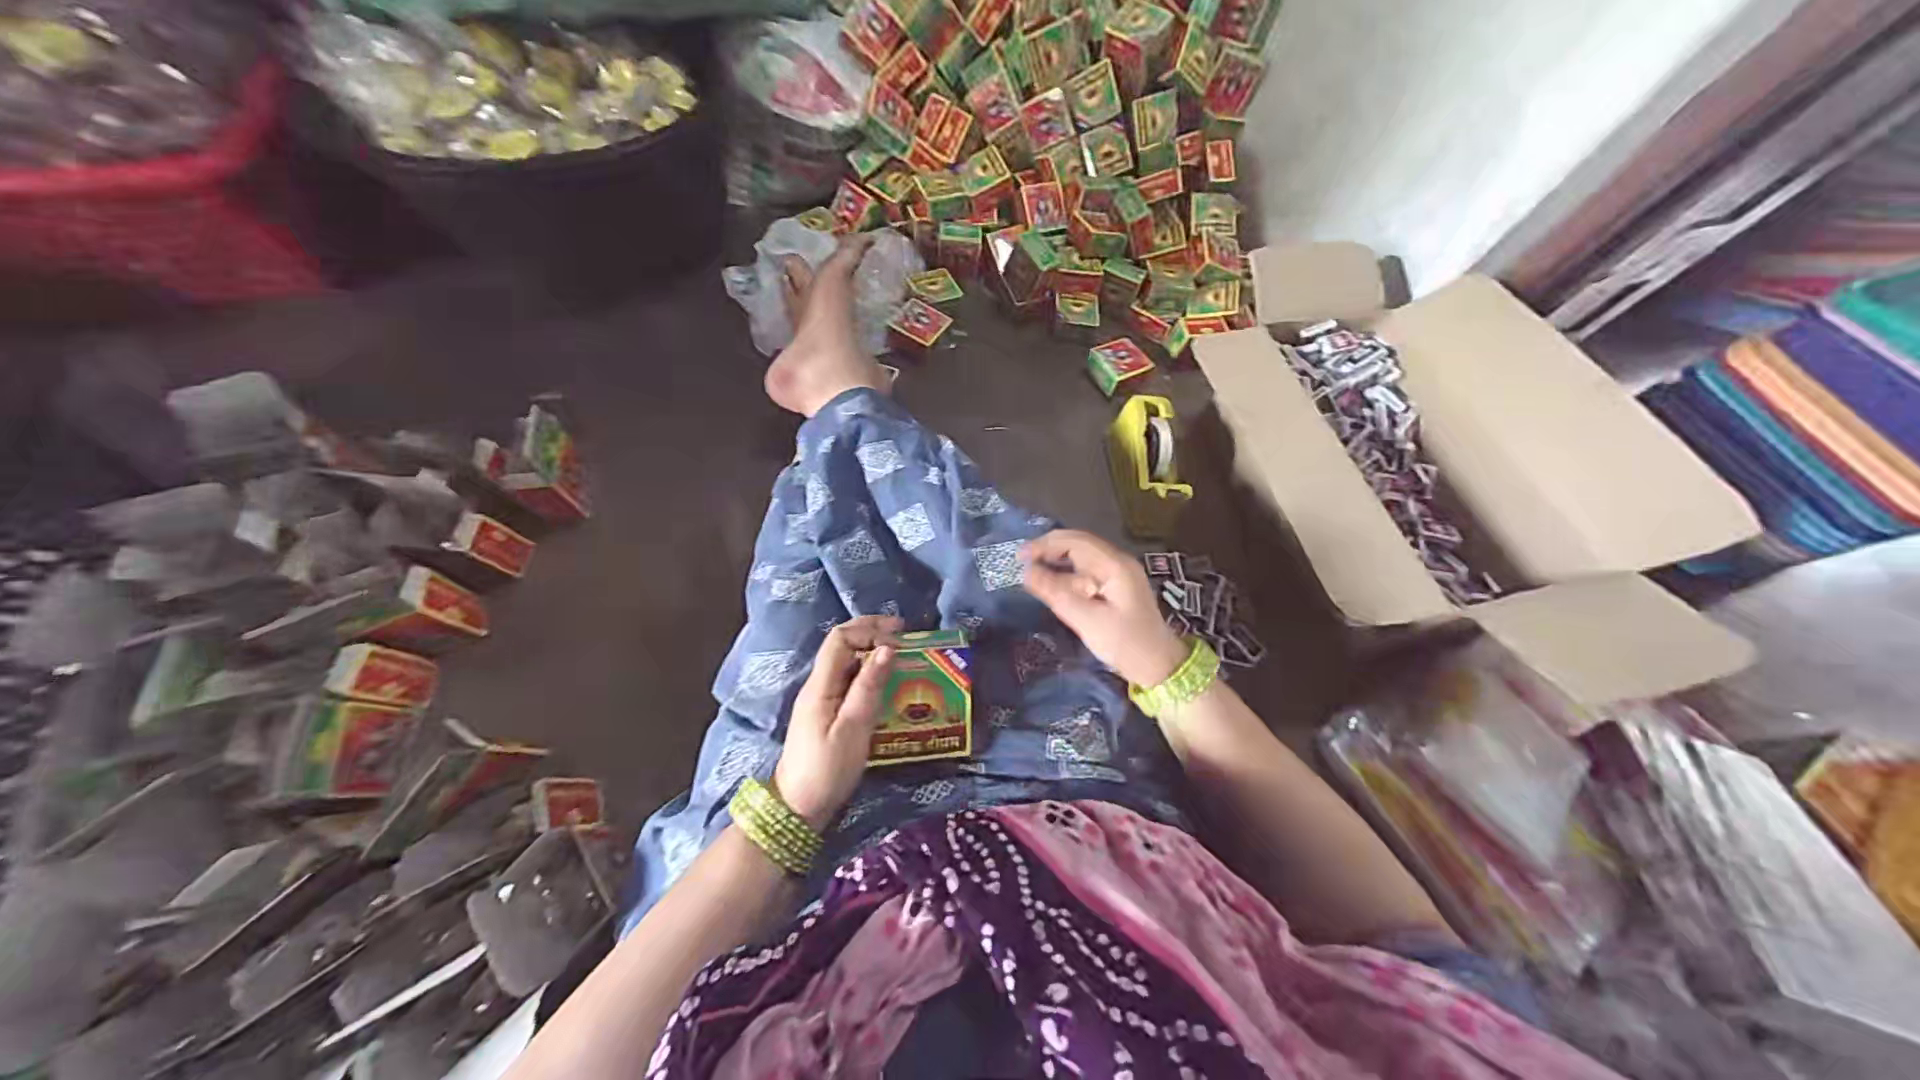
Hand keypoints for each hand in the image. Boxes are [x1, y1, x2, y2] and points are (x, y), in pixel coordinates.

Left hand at [772, 615, 901, 829]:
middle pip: (842, 645)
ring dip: (873, 654)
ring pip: (847, 663)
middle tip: (905, 638)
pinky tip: (888, 684)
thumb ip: (869, 687)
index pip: (840, 639)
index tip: (900, 634)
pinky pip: (849, 682)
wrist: (797, 808)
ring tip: (903, 658)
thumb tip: (887, 649)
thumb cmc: (827, 770)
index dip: (869, 629)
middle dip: (872, 634)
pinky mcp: (827, 713)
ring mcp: (821, 699)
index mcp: (820, 685)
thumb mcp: (853, 729)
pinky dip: (870, 675)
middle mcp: (818, 685)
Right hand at [1022, 529, 1187, 686]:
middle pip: (1078, 542)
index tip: (1019, 558)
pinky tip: (1053, 581)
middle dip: (1048, 548)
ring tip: (1032, 570)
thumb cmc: (1125, 644)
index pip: (1075, 541)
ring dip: (1056, 558)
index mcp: (1114, 565)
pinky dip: (1067, 569)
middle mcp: (1118, 561)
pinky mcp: (1116, 584)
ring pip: (1081, 553)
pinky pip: (1086, 567)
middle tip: (1021, 563)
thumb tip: (1026, 572)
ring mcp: (1119, 571)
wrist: (1158, 666)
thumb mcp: (1087, 620)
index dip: (1045, 545)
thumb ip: (1057, 593)